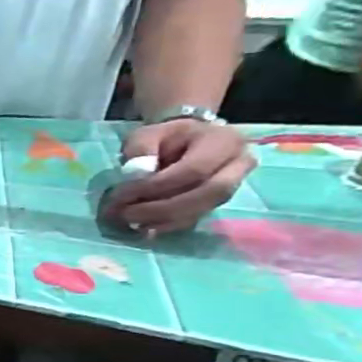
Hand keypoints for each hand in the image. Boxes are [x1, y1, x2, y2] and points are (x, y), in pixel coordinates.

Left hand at [105, 119, 254, 236]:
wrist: (185, 142)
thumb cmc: (165, 137)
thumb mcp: (147, 134)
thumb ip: (141, 148)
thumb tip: (139, 172)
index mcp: (223, 140)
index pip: (194, 170)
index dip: (157, 186)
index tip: (122, 195)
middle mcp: (238, 163)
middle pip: (208, 193)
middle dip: (162, 207)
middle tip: (125, 213)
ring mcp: (234, 185)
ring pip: (203, 209)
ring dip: (163, 219)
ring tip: (129, 221)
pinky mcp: (219, 203)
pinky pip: (197, 218)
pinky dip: (168, 225)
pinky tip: (143, 227)